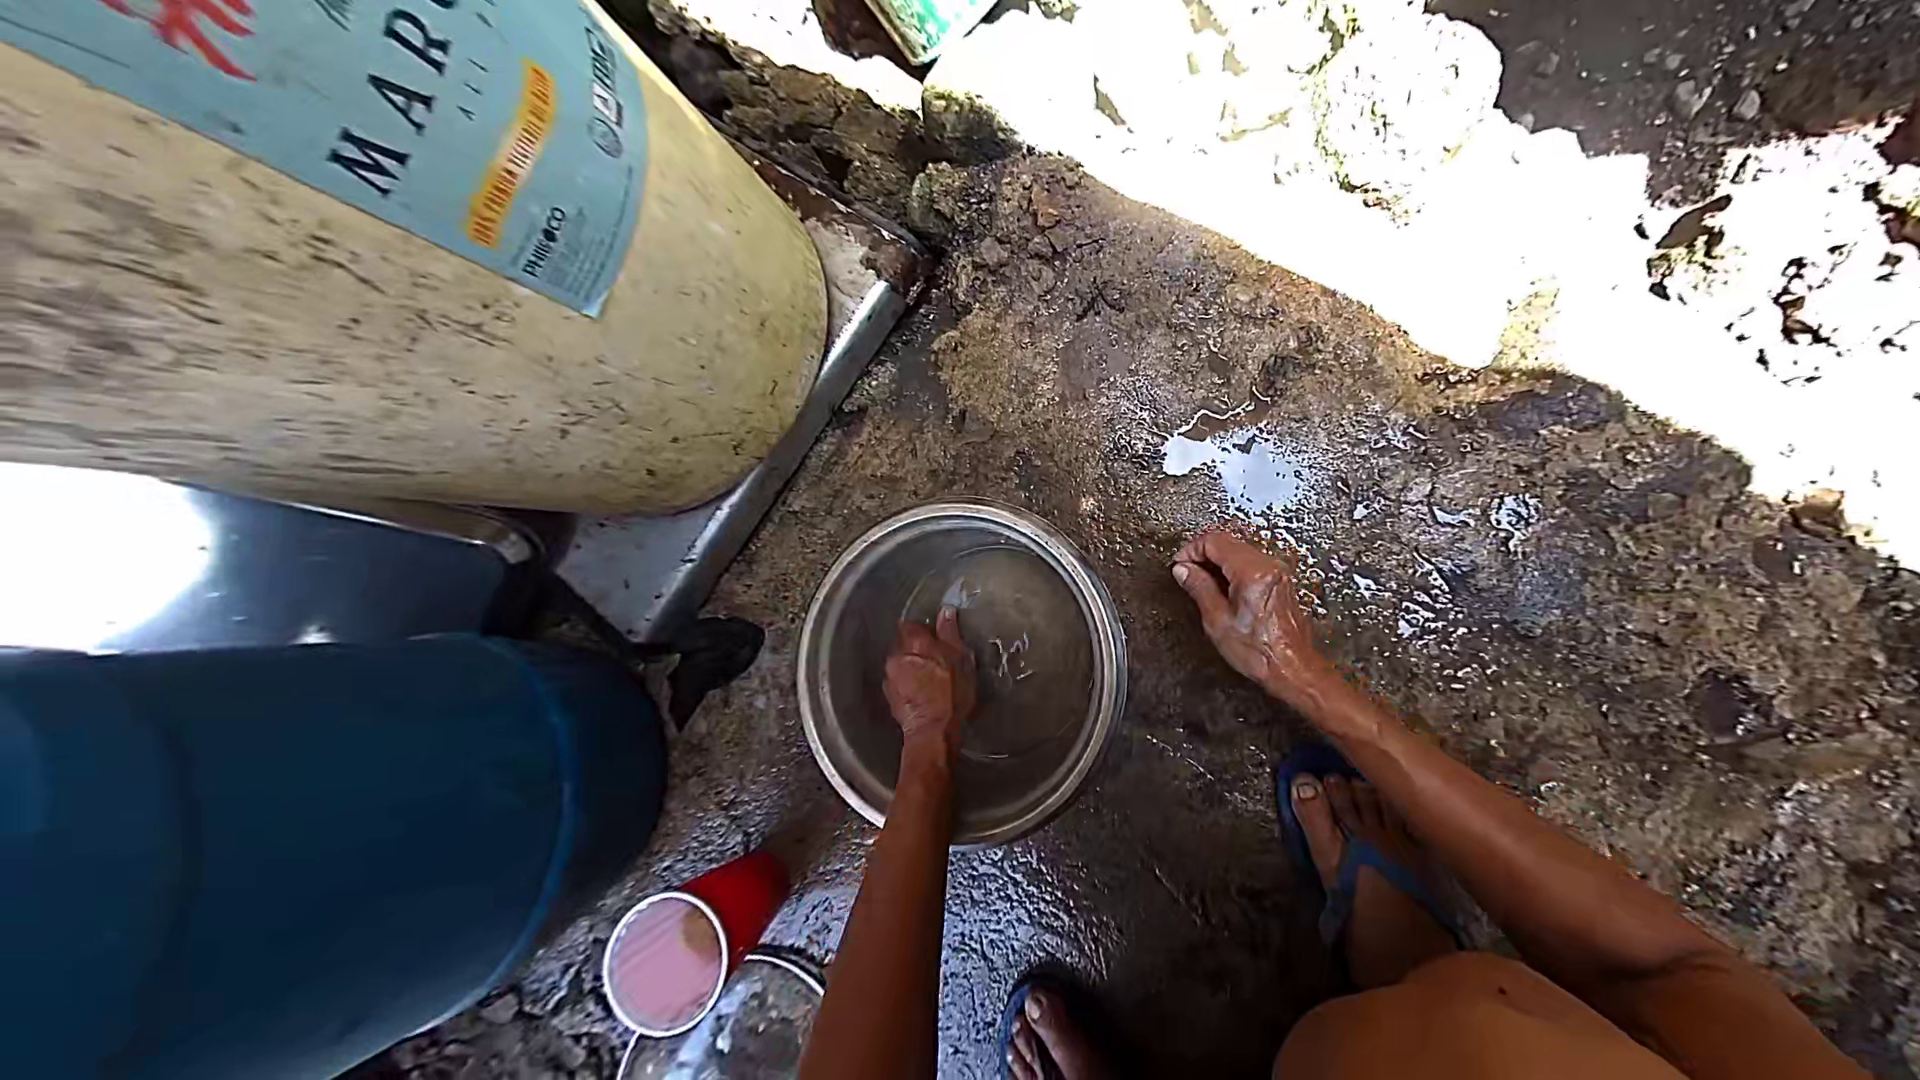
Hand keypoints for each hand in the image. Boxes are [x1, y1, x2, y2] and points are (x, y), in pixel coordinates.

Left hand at [883, 606, 975, 754]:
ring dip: (910, 666)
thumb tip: (946, 612)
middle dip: (916, 648)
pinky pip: (897, 682)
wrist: (933, 729)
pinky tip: (921, 692)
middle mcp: (897, 656)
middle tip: (935, 659)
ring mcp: (890, 677)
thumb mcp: (961, 658)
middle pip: (903, 643)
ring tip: (929, 678)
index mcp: (915, 642)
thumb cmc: (951, 693)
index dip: (924, 630)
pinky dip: (906, 683)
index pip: (911, 624)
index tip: (936, 639)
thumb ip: (950, 632)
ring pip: (899, 663)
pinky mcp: (889, 696)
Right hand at [1171, 530, 1336, 706]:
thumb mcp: (1217, 620)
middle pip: (1228, 542)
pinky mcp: (1279, 581)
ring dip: (1216, 561)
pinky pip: (1250, 562)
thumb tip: (1183, 570)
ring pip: (1238, 550)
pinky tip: (1221, 588)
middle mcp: (1268, 566)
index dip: (1191, 550)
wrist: (1292, 668)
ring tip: (1200, 581)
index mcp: (1252, 572)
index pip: (1214, 541)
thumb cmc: (1259, 651)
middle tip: (1186, 572)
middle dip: (1202, 554)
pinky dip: (1231, 569)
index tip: (1180, 564)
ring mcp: (1277, 572)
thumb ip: (1199, 587)